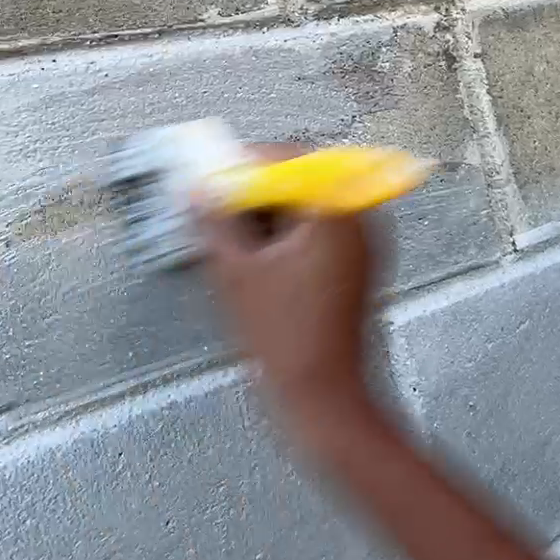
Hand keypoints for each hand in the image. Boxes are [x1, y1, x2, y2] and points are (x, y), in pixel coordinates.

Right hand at [195, 147, 379, 428]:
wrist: (325, 400)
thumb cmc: (290, 345)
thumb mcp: (235, 274)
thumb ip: (213, 223)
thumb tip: (197, 193)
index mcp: (335, 213)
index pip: (289, 158)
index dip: (246, 163)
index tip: (217, 176)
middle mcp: (357, 221)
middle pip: (301, 180)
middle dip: (257, 191)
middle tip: (221, 206)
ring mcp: (362, 246)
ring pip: (307, 207)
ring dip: (269, 213)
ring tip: (235, 238)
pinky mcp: (355, 268)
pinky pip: (318, 231)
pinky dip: (286, 234)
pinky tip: (258, 259)